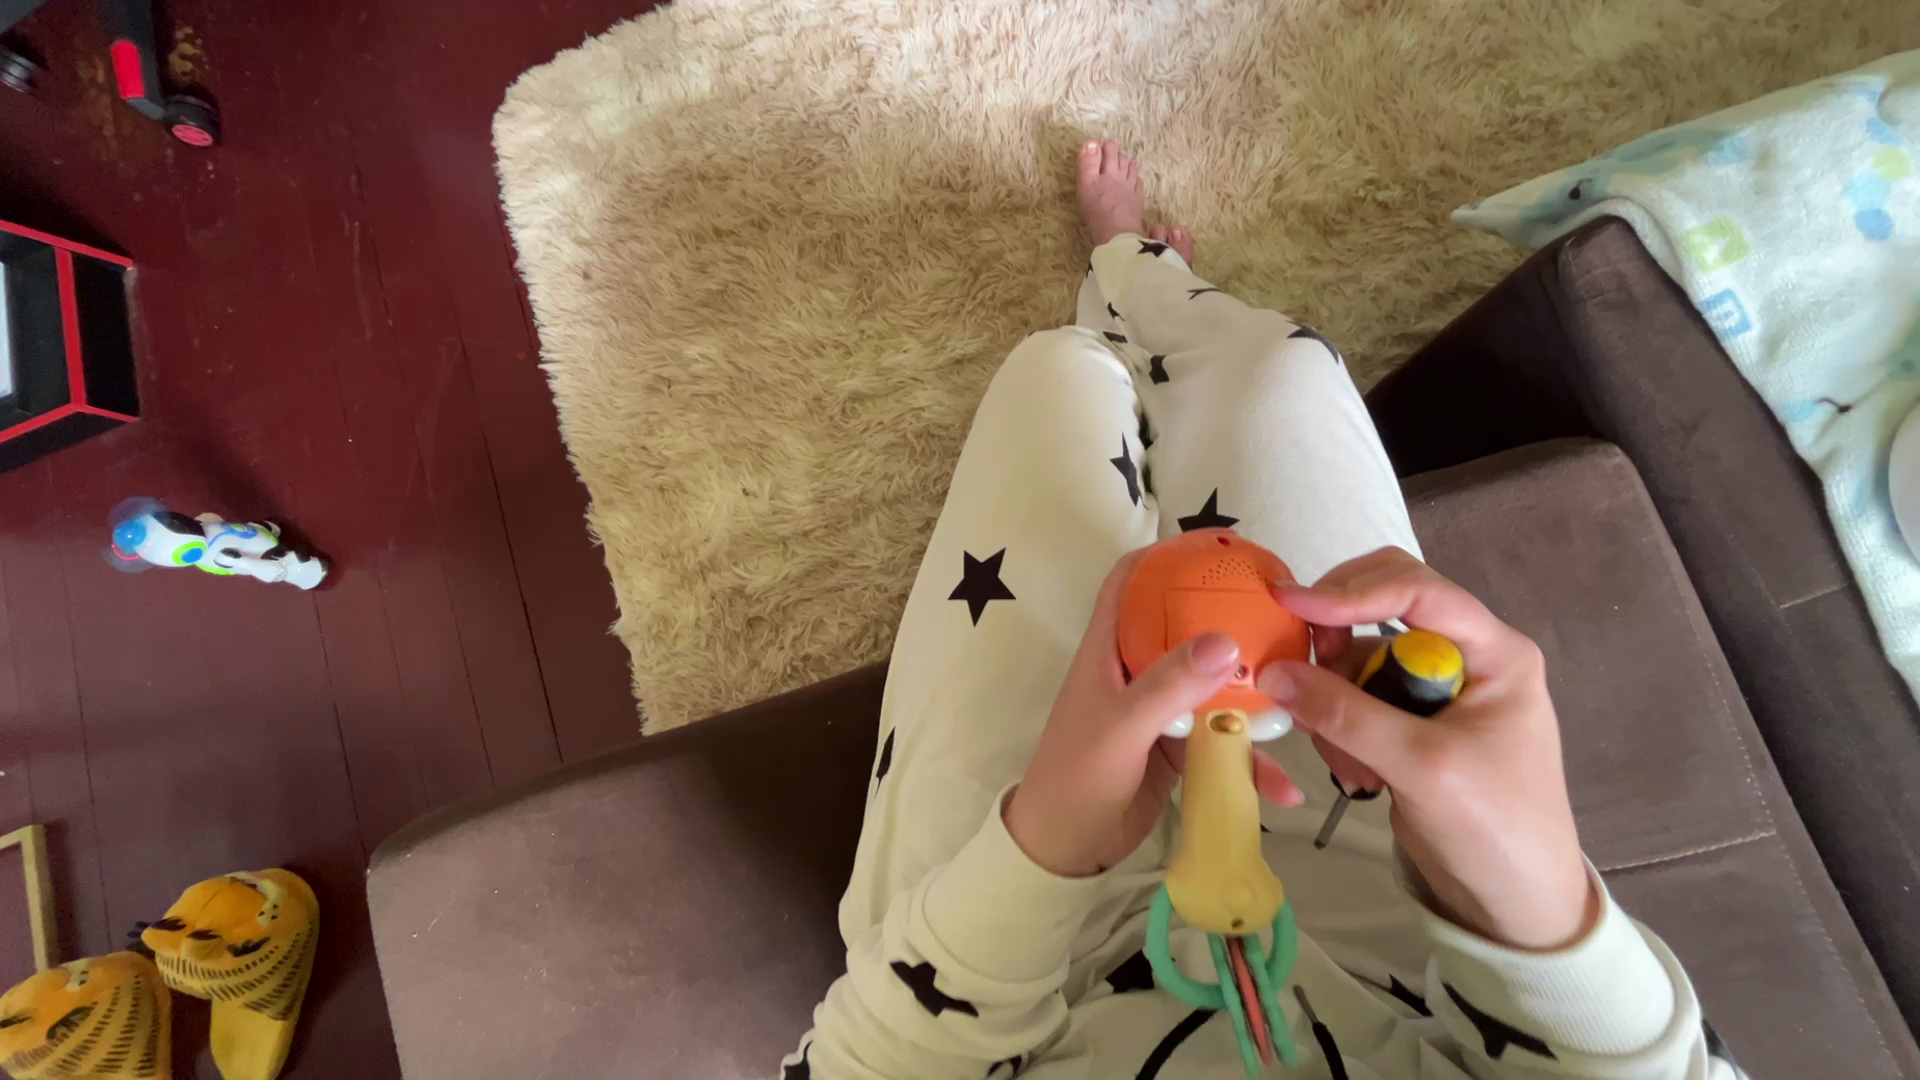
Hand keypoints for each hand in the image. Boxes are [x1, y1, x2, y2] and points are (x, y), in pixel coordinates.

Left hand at [1004, 551, 1301, 877]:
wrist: (1068, 846)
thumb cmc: (1079, 775)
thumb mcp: (1121, 727)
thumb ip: (1169, 686)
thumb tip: (1226, 640)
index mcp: (1109, 649)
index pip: (1128, 583)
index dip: (1162, 556)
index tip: (1215, 547)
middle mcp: (1136, 669)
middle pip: (1183, 626)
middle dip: (1228, 618)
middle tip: (1285, 615)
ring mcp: (1159, 708)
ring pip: (1211, 683)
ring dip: (1252, 692)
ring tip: (1303, 696)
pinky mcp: (1177, 745)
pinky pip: (1221, 739)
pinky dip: (1249, 759)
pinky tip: (1283, 786)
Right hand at [1257, 547, 1597, 949]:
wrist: (1511, 901)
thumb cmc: (1492, 828)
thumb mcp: (1419, 766)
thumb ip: (1345, 714)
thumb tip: (1271, 672)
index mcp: (1492, 651)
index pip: (1415, 590)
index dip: (1350, 590)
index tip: (1289, 604)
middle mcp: (1460, 652)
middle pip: (1379, 603)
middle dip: (1334, 634)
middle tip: (1304, 667)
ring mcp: (1428, 682)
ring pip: (1352, 654)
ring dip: (1333, 701)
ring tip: (1348, 764)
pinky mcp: (1402, 713)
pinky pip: (1346, 692)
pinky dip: (1335, 726)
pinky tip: (1355, 772)